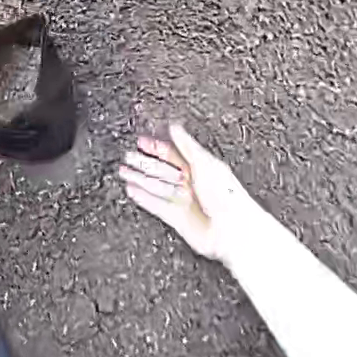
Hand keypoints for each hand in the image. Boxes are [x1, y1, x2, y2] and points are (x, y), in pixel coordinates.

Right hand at [118, 122, 260, 263]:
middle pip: (161, 169)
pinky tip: (132, 190)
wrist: (232, 229)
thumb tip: (175, 126)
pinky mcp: (176, 217)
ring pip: (156, 186)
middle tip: (127, 156)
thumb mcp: (205, 162)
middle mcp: (189, 182)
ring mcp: (182, 199)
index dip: (155, 147)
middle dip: (144, 162)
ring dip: (139, 178)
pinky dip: (143, 198)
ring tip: (124, 172)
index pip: (172, 152)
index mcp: (198, 166)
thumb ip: (187, 146)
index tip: (140, 141)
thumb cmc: (226, 195)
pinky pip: (156, 205)